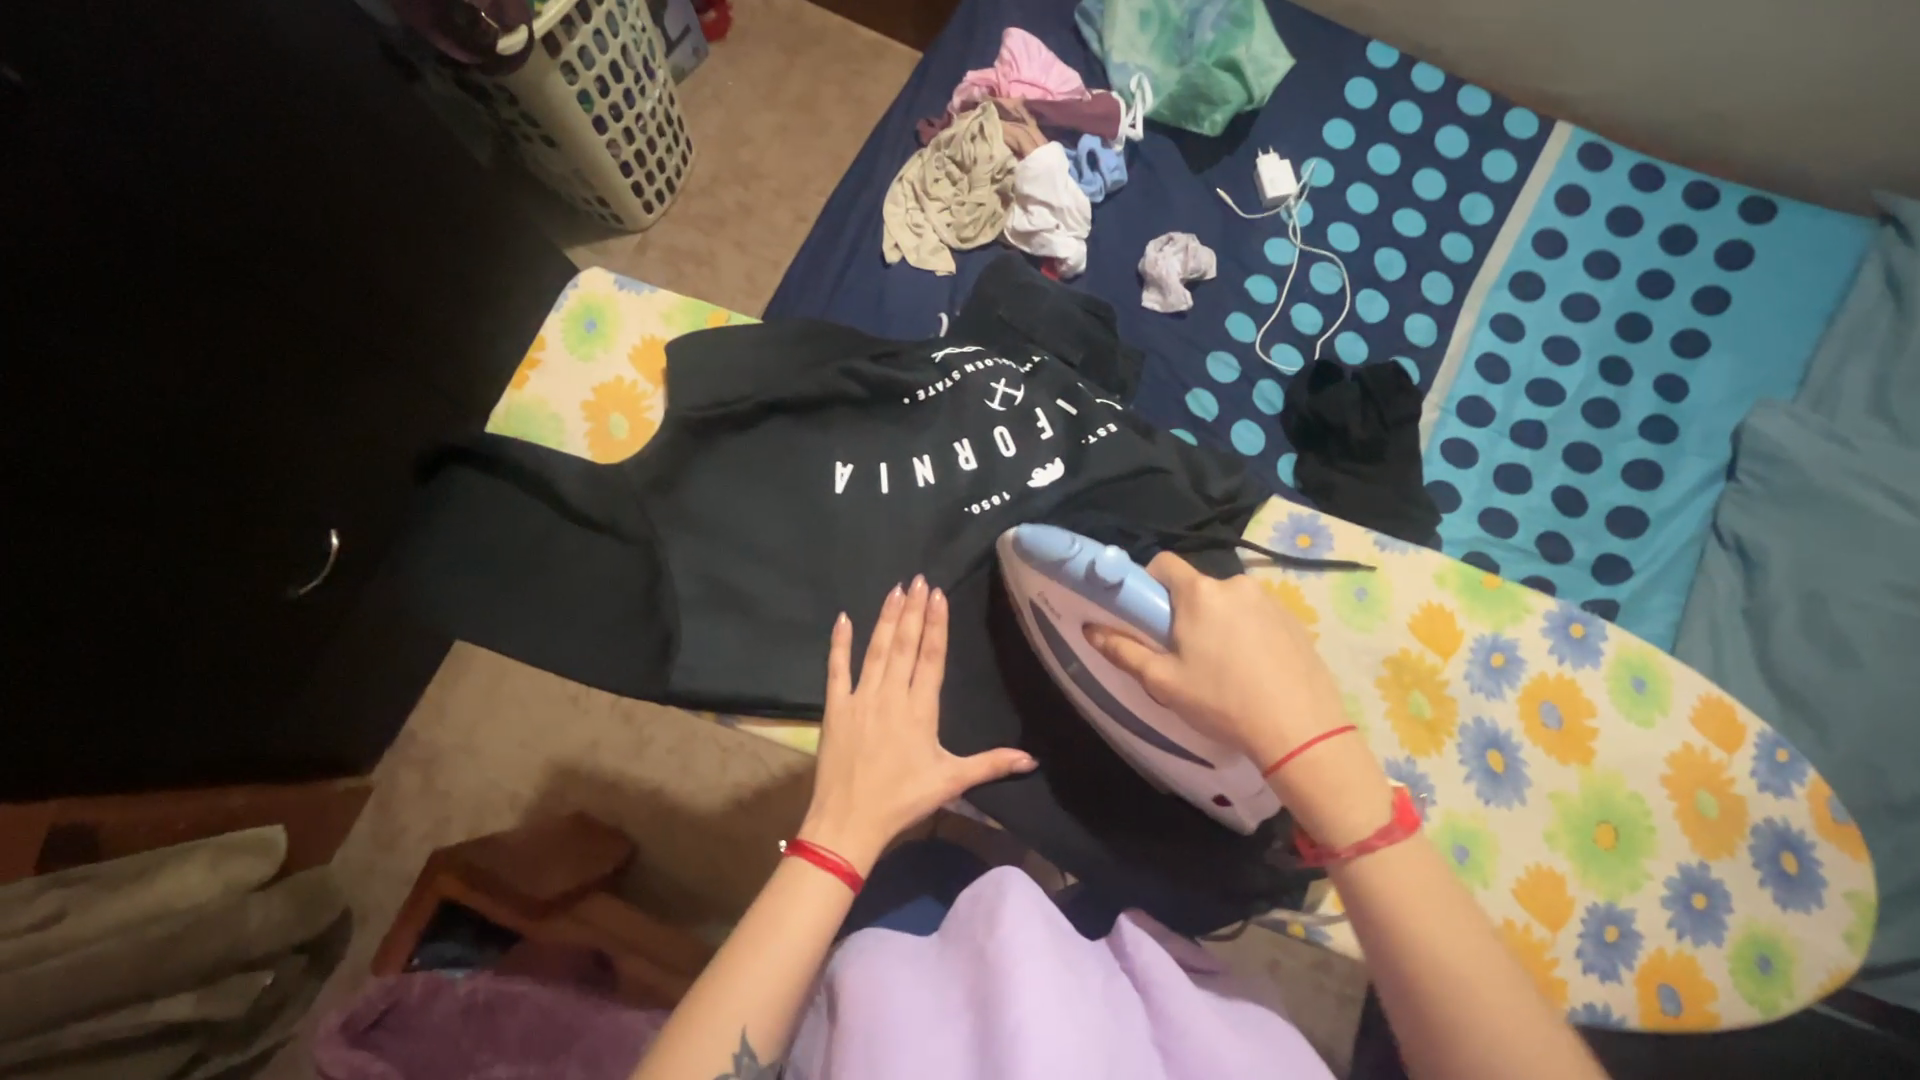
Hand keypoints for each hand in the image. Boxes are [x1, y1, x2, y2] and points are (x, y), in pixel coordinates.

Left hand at [799, 576, 1036, 873]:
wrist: (849, 821)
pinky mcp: (835, 707)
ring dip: (886, 618)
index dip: (936, 624)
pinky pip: (836, 669)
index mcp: (921, 709)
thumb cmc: (903, 800)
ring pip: (876, 650)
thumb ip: (991, 764)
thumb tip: (1032, 759)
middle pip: (905, 644)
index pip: (931, 657)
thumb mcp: (951, 782)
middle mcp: (892, 695)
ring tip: (895, 590)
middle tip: (918, 579)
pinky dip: (840, 644)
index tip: (937, 595)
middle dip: (914, 611)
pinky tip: (843, 619)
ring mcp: (861, 698)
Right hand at [1084, 554, 1393, 847]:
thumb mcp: (1163, 681)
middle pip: (1197, 587)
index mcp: (1199, 592)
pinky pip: (1257, 615)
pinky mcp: (1295, 619)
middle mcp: (1235, 584)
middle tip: (1183, 652)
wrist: (1300, 729)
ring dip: (1218, 622)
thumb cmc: (1222, 702)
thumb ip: (1123, 650)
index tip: (1148, 616)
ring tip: (1222, 666)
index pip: (1163, 564)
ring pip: (1228, 602)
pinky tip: (1252, 669)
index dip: (1149, 584)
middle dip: (1185, 611)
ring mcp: (1270, 600)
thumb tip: (1091, 629)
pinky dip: (1247, 632)